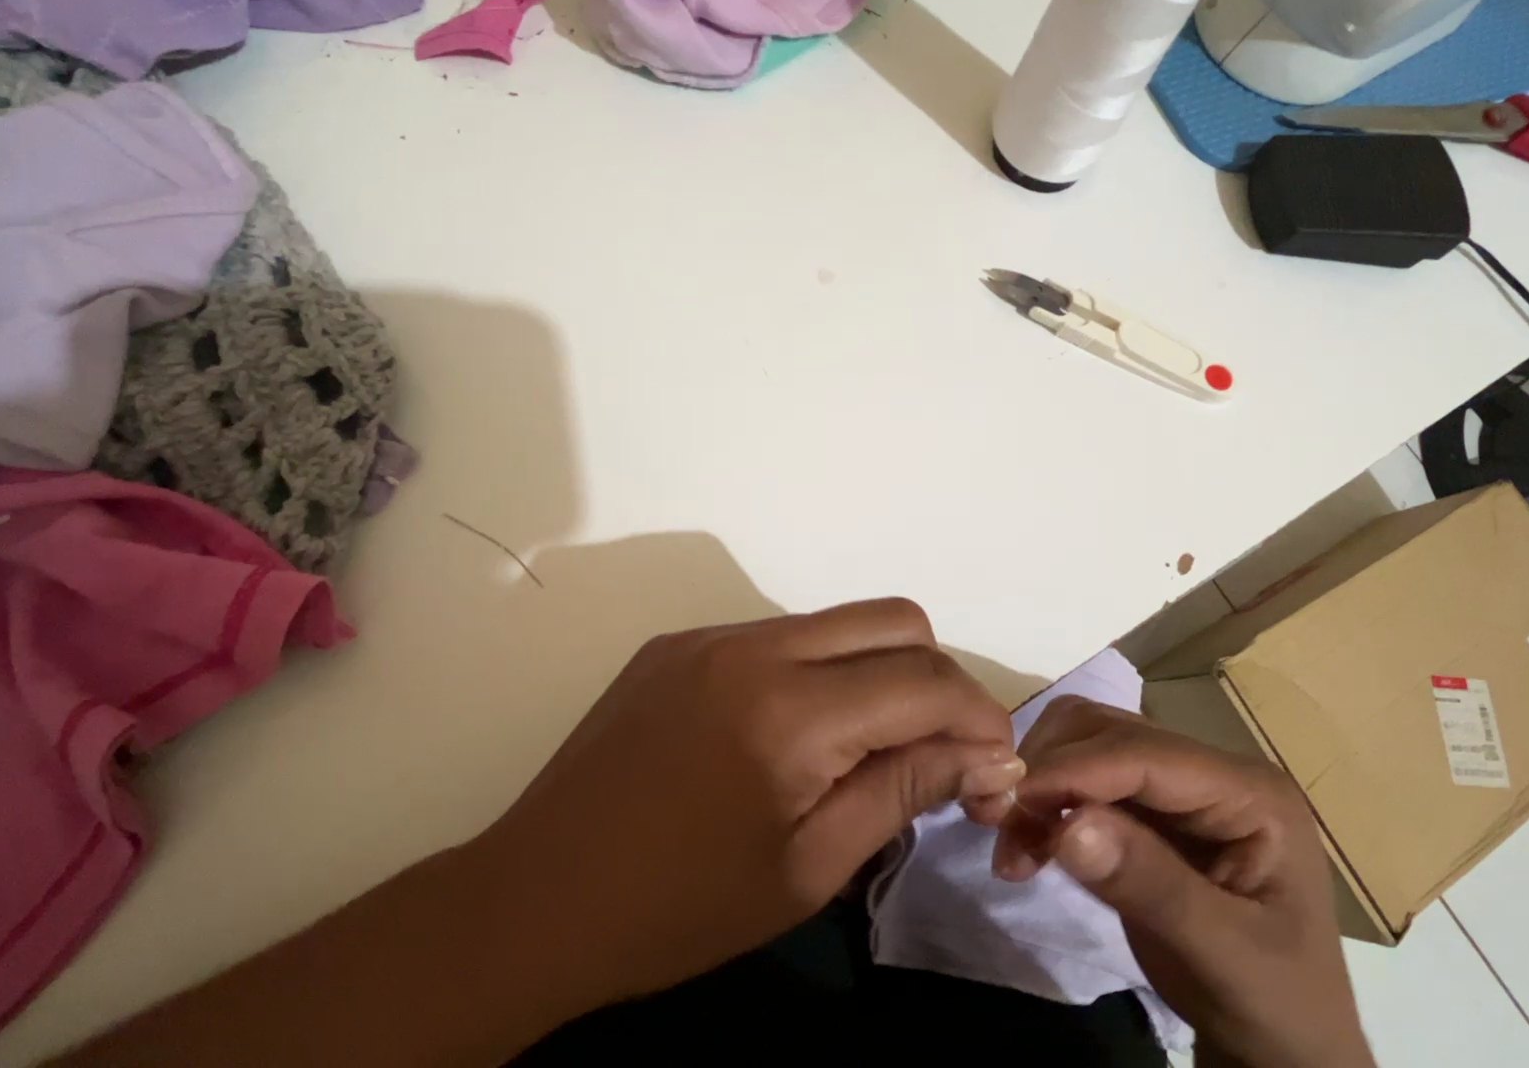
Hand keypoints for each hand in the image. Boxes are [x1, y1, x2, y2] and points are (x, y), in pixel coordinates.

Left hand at [491, 598, 1020, 1009]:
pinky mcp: (675, 644)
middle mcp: (750, 647)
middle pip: (891, 620)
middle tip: (935, 754)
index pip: (925, 680)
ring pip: (835, 623)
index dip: (978, 719)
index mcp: (789, 712)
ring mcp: (706, 636)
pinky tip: (795, 735)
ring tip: (866, 748)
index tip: (990, 769)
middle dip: (936, 680)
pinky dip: (816, 672)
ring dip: (875, 672)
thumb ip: (901, 790)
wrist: (538, 897)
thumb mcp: (810, 869)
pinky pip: (778, 637)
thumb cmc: (680, 909)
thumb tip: (981, 753)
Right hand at [977, 697, 1373, 1067]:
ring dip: (1039, 784)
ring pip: (1082, 745)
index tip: (1009, 803)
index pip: (1146, 755)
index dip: (1073, 770)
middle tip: (1004, 827)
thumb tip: (1067, 825)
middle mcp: (1210, 772)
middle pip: (1105, 730)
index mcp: (1249, 793)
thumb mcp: (1224, 955)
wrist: (1279, 1043)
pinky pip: (1078, 781)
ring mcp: (1175, 787)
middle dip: (1048, 770)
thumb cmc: (1271, 1003)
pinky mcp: (1144, 809)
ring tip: (1015, 845)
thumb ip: (1150, 886)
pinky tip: (1028, 850)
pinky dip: (1042, 806)